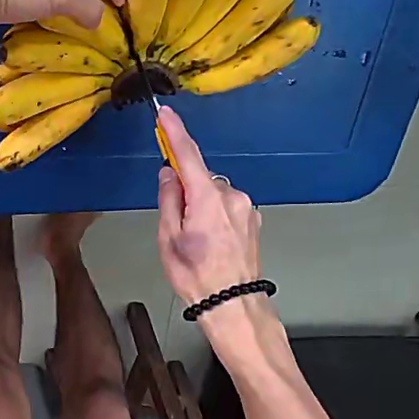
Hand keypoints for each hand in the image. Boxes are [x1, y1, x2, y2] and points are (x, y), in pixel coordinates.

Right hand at [154, 104, 262, 305]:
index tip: (165, 113)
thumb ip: (169, 199)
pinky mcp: (253, 219)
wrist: (233, 305)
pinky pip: (227, 205)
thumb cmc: (197, 276)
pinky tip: (211, 241)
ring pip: (214, 193)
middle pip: (200, 177)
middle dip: (185, 188)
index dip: (174, 132)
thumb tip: (170, 174)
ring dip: (201, 205)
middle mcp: (232, 196)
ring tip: (196, 240)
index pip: (188, 154)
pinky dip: (215, 213)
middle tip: (175, 222)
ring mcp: (246, 207)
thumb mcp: (169, 238)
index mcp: (208, 198)